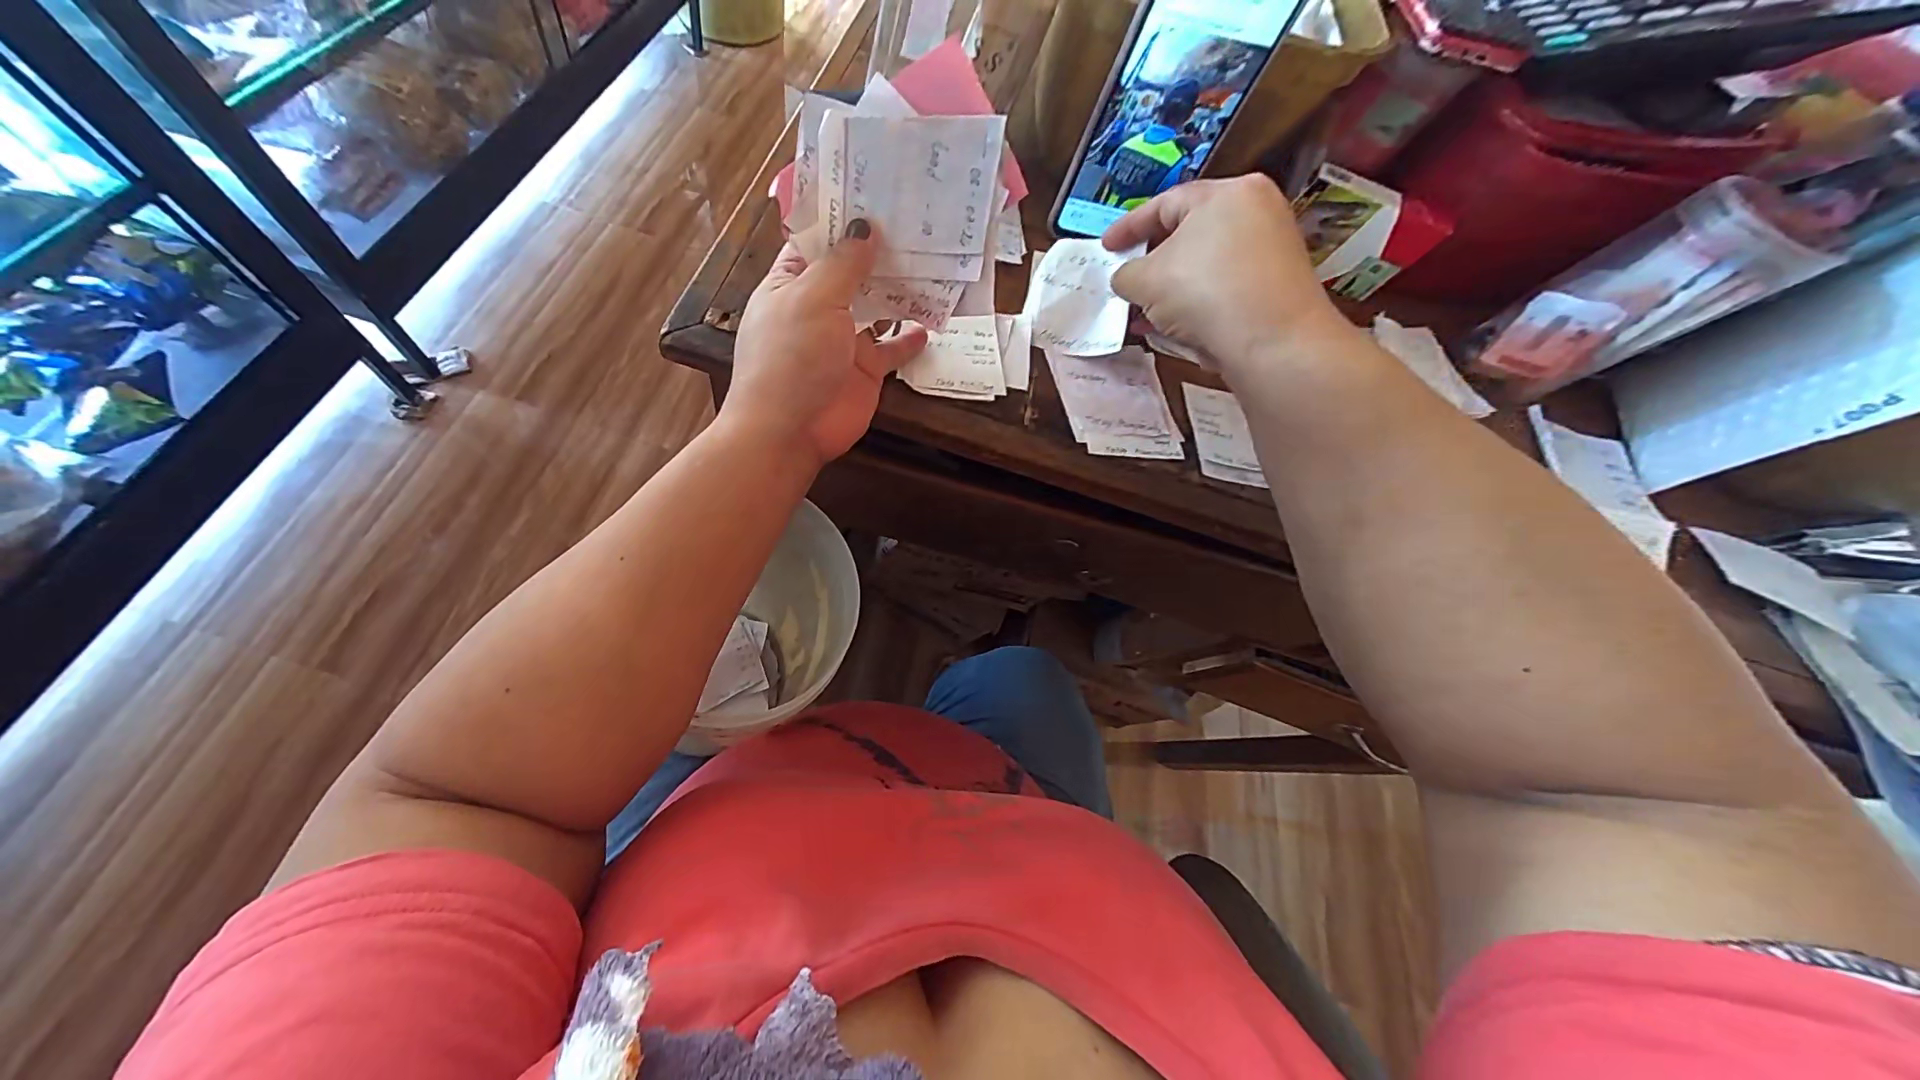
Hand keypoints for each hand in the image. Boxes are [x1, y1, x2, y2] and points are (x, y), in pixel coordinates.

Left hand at [721, 220, 927, 467]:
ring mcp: (843, 340)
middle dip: (879, 251)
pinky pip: (892, 349)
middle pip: (853, 272)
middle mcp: (818, 307)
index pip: (818, 240)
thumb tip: (865, 227)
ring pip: (877, 308)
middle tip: (918, 222)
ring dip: (900, 290)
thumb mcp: (812, 299)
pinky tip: (929, 324)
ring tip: (932, 263)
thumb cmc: (790, 359)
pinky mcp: (865, 371)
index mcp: (792, 282)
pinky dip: (909, 338)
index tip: (877, 193)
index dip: (844, 217)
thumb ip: (843, 264)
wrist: (789, 431)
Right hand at [1104, 175, 1355, 374]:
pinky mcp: (1276, 286)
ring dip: (1170, 289)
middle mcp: (1256, 211)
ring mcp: (1271, 249)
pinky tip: (1174, 327)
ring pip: (1205, 265)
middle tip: (1127, 280)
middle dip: (1151, 262)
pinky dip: (1195, 302)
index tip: (1107, 247)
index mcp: (1226, 192)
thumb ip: (1126, 274)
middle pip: (1188, 234)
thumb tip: (1127, 279)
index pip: (1165, 203)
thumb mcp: (1144, 280)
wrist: (1272, 342)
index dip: (1128, 227)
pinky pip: (1223, 287)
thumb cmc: (1205, 292)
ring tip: (1144, 313)